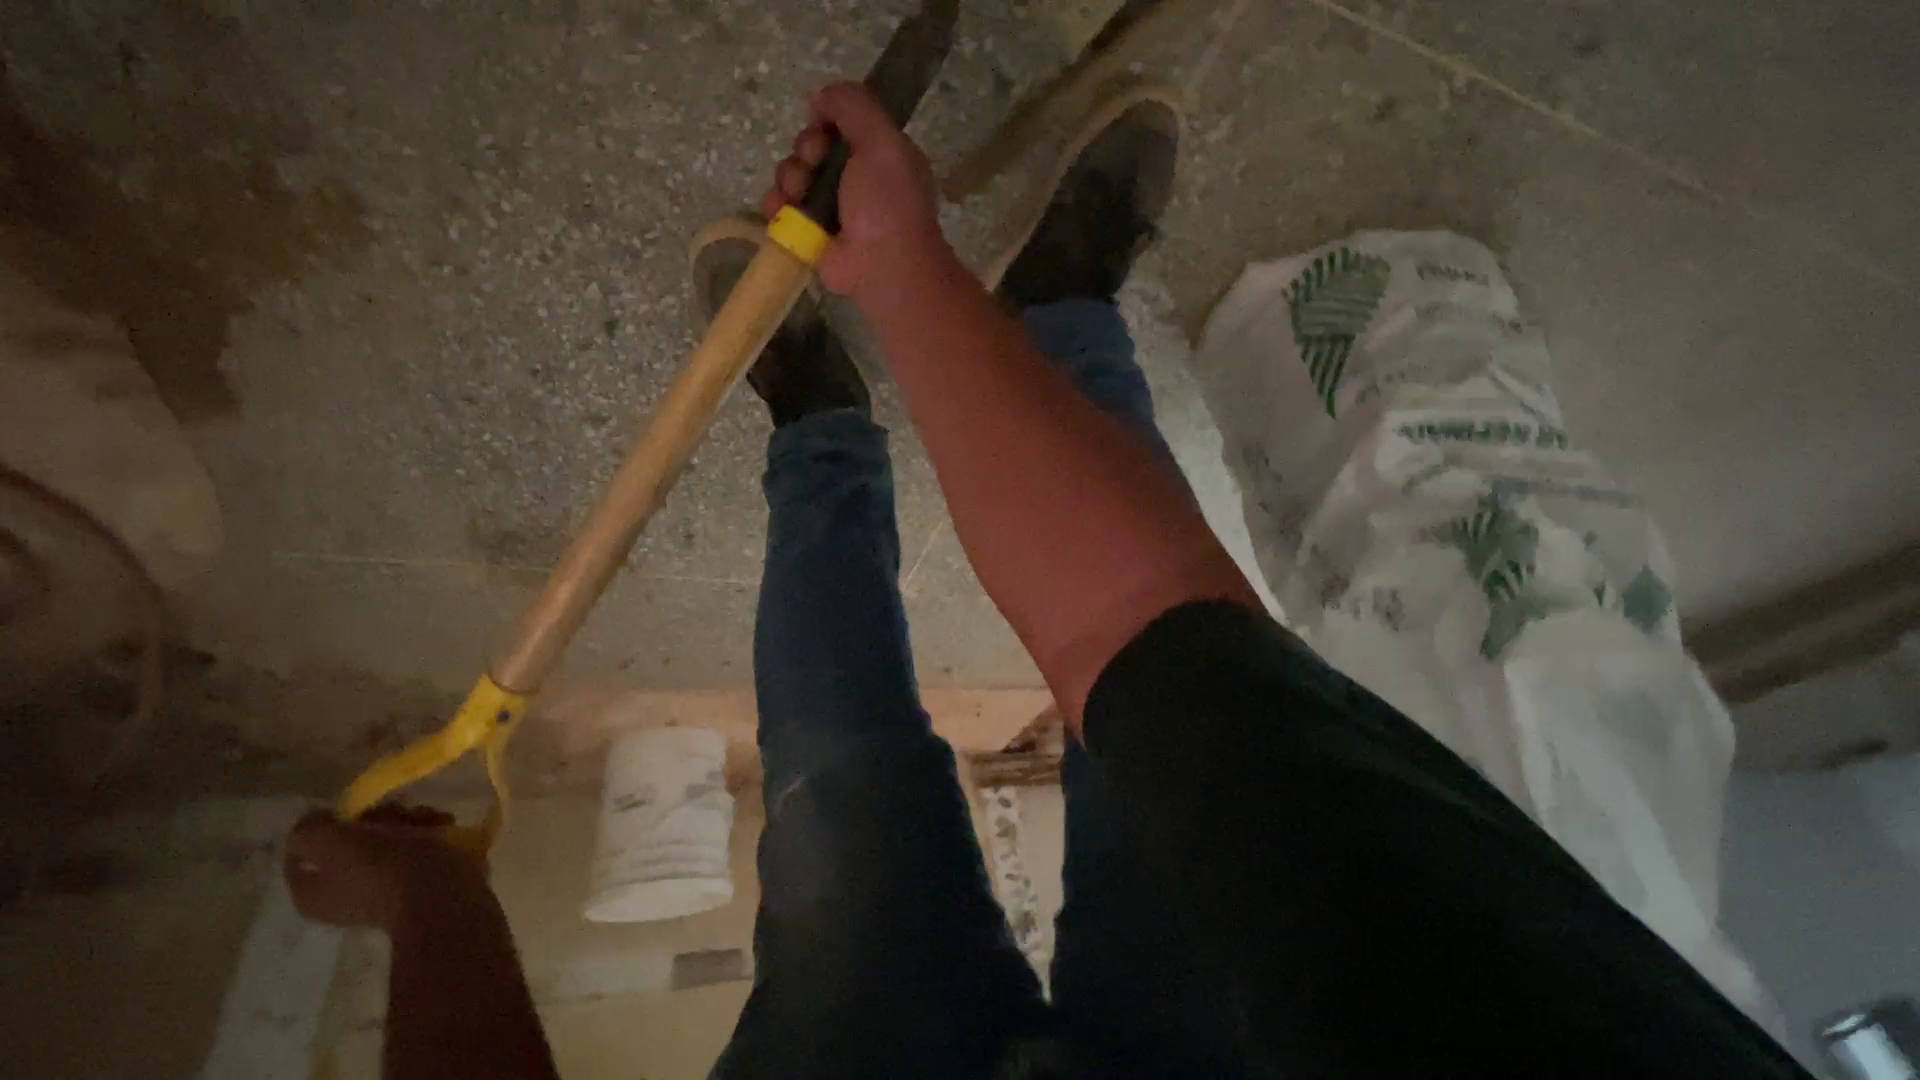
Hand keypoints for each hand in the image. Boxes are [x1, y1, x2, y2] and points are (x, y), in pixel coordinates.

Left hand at [283, 805, 489, 932]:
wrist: (442, 894)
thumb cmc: (384, 869)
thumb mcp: (333, 843)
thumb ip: (308, 830)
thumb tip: (317, 820)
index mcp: (311, 893)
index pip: (303, 852)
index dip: (326, 825)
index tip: (353, 812)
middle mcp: (341, 894)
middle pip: (349, 841)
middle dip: (375, 819)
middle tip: (395, 812)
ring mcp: (381, 890)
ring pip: (385, 841)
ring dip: (407, 821)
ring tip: (426, 817)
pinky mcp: (416, 883)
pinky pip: (413, 850)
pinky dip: (427, 832)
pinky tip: (441, 823)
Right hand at [761, 81, 948, 299]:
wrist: (883, 266)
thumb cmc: (888, 203)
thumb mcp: (882, 140)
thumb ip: (854, 105)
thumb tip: (820, 96)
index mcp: (878, 154)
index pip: (839, 122)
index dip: (825, 120)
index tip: (824, 127)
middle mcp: (854, 179)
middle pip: (810, 146)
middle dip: (805, 149)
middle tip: (815, 164)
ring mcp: (830, 209)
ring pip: (791, 174)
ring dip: (789, 177)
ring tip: (801, 195)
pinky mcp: (809, 234)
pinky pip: (780, 208)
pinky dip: (776, 205)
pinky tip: (784, 209)